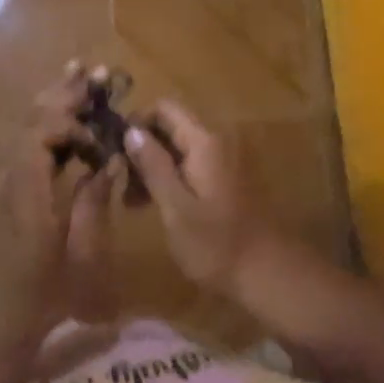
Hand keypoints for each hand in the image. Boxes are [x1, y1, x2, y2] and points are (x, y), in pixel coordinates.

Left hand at [0, 65, 102, 345]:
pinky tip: (60, 126)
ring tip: (76, 79)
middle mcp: (5, 175)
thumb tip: (109, 162)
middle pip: (31, 120)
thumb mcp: (78, 254)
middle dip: (62, 93)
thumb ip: (92, 201)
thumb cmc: (38, 295)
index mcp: (23, 187)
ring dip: (52, 105)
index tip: (101, 134)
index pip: (43, 129)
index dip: (74, 121)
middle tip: (91, 69)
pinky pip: (21, 148)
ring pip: (23, 131)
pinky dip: (43, 129)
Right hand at [123, 100, 280, 293]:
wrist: (268, 274)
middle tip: (121, 184)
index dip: (136, 123)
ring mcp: (223, 161)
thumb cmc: (216, 244)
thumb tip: (130, 130)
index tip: (115, 152)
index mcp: (204, 141)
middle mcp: (216, 141)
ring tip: (133, 203)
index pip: (164, 107)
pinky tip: (156, 205)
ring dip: (154, 167)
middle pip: (171, 127)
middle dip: (142, 149)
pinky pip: (191, 165)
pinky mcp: (226, 180)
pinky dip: (171, 178)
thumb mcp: (175, 207)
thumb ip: (153, 165)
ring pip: (179, 148)